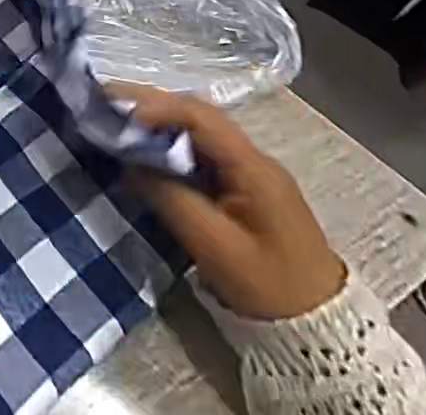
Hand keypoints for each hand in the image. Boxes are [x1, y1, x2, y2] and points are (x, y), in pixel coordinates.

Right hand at [112, 83, 345, 320]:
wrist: (318, 324)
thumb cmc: (268, 287)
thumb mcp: (216, 249)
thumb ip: (172, 201)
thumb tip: (131, 166)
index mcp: (251, 165)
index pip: (202, 117)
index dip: (159, 108)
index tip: (120, 113)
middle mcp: (251, 156)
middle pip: (198, 115)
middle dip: (152, 104)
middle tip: (108, 100)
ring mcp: (247, 169)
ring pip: (198, 131)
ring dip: (159, 122)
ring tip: (118, 120)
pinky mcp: (241, 185)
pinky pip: (200, 153)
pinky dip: (170, 145)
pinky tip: (145, 151)